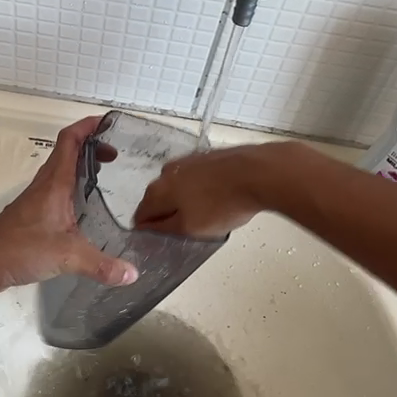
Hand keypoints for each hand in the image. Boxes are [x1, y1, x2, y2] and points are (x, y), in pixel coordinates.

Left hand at [0, 116, 138, 293]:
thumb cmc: (23, 249)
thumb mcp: (69, 257)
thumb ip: (102, 265)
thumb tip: (133, 274)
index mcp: (54, 183)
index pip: (70, 140)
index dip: (88, 126)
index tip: (108, 123)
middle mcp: (45, 184)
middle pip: (67, 151)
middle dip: (91, 146)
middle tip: (114, 156)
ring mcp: (35, 198)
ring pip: (60, 169)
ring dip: (80, 164)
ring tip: (103, 174)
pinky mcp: (30, 213)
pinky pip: (55, 187)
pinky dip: (72, 184)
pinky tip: (81, 205)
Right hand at [132, 141, 305, 237]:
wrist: (255, 172)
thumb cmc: (221, 204)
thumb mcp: (189, 228)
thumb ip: (162, 228)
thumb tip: (144, 226)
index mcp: (157, 190)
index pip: (140, 214)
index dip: (148, 230)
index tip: (162, 240)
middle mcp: (166, 171)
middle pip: (157, 198)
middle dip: (166, 214)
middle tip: (186, 230)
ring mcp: (186, 160)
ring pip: (176, 187)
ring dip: (184, 200)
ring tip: (205, 214)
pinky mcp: (205, 156)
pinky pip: (193, 177)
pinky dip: (199, 189)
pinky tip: (216, 197)